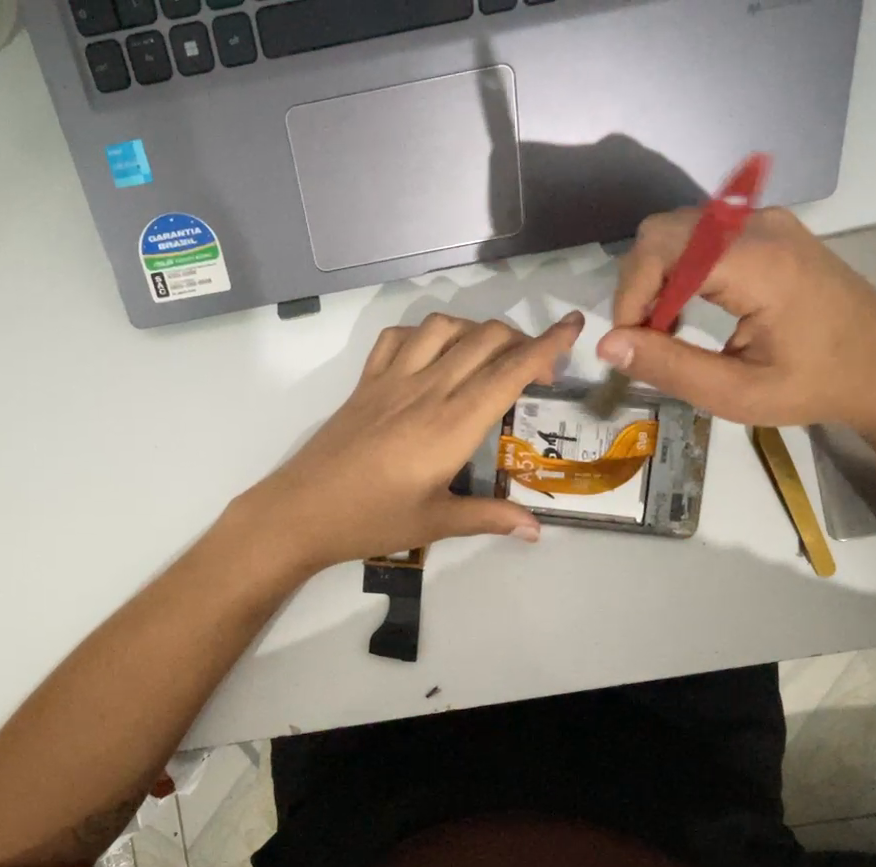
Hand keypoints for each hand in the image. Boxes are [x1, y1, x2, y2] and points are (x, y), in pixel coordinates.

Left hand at [239, 312, 584, 570]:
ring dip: (474, 329)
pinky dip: (422, 333)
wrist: (301, 511)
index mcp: (453, 424)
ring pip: (443, 327)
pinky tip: (430, 353)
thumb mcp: (435, 523)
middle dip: (521, 338)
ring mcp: (392, 381)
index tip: (574, 328)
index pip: (510, 370)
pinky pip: (397, 338)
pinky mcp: (365, 383)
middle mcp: (428, 390)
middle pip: (485, 338)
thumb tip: (535, 529)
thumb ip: (489, 517)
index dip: (548, 344)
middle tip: (537, 365)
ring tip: (488, 354)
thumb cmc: (371, 520)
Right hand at [597, 207, 875, 438]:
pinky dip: (679, 271)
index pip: (661, 249)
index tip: (632, 344)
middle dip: (638, 286)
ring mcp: (766, 222)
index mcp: (758, 263)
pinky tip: (689, 312)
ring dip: (656, 279)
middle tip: (647, 340)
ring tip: (667, 331)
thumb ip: (669, 366)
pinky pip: (700, 236)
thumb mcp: (736, 393)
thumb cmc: (815, 385)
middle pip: (662, 232)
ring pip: (677, 231)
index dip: (630, 295)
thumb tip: (606, 345)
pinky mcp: (768, 230)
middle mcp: (759, 227)